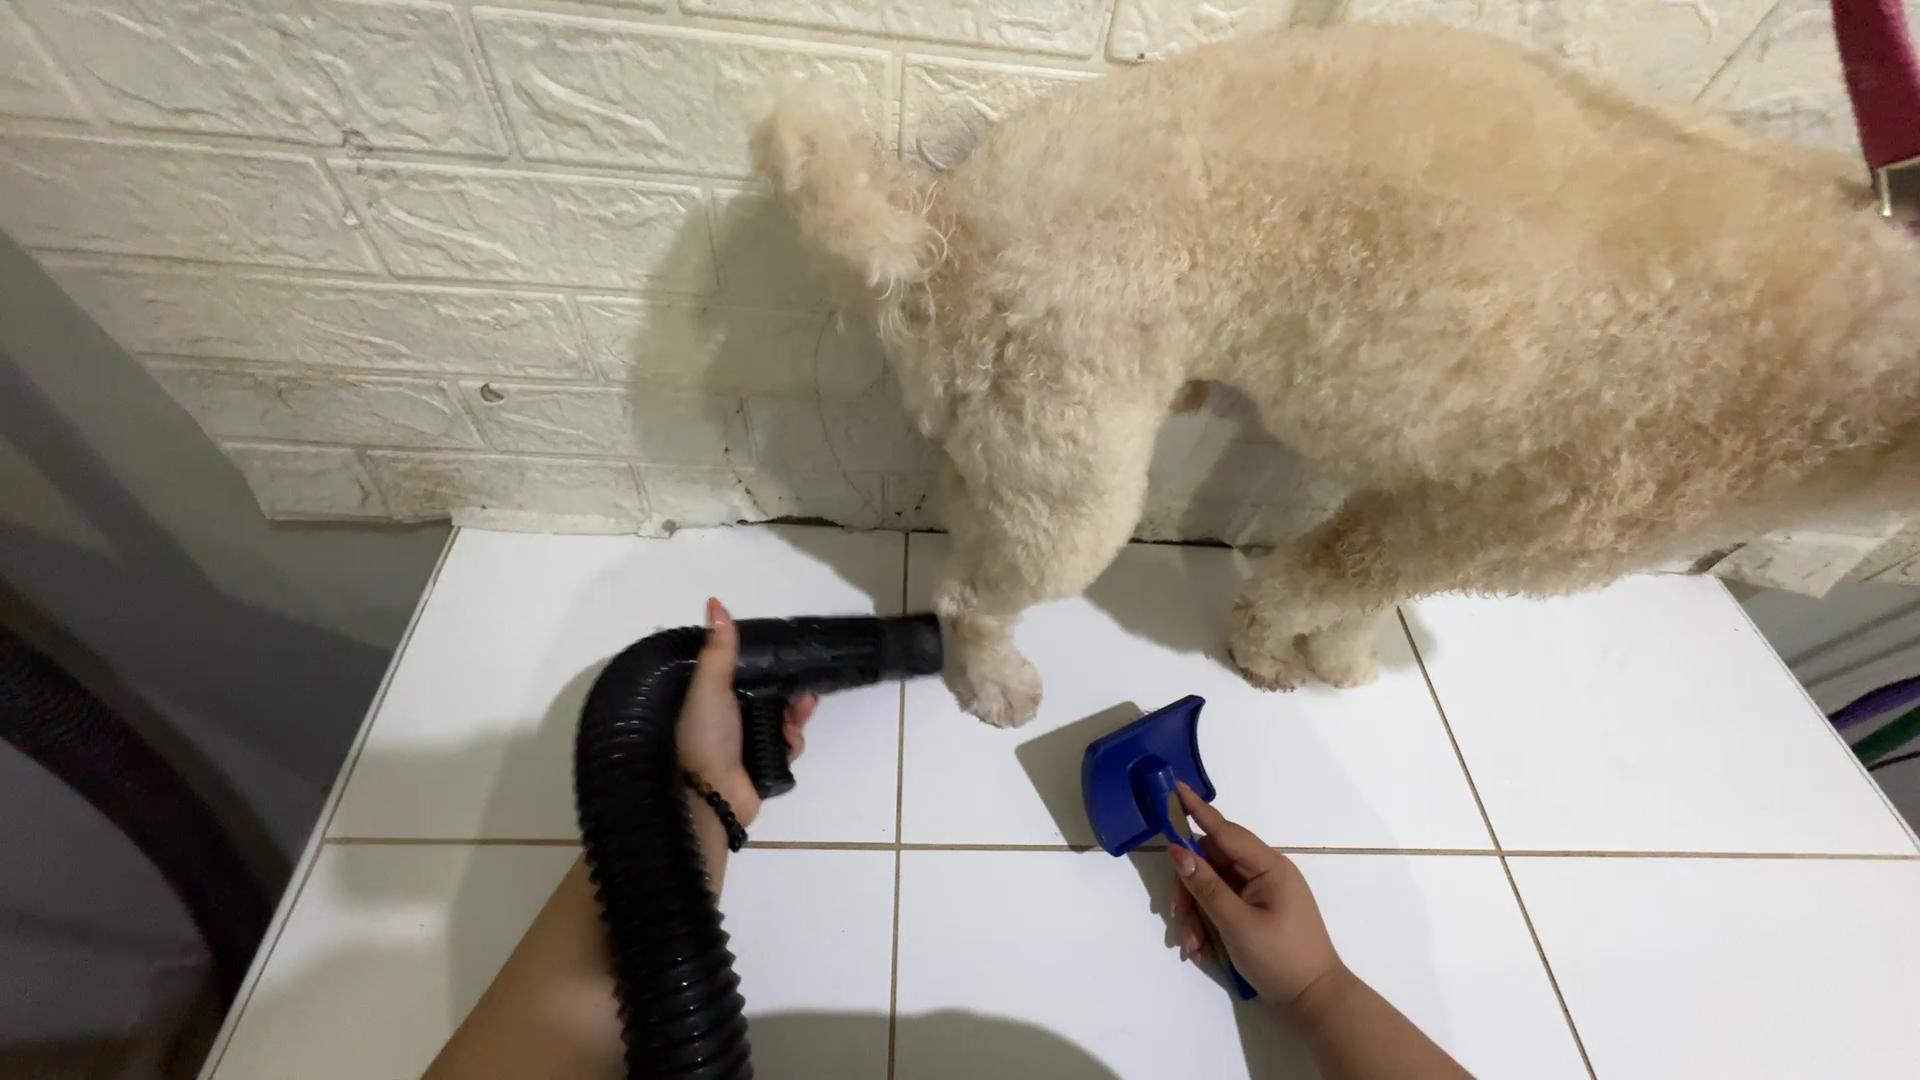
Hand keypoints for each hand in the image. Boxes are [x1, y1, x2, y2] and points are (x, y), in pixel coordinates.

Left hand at [676, 599, 817, 826]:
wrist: (711, 795)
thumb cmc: (704, 737)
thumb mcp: (709, 686)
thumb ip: (718, 648)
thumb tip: (715, 602)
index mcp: (710, 699)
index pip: (741, 673)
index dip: (764, 664)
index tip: (784, 655)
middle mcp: (728, 719)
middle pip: (768, 695)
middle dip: (789, 689)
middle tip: (804, 686)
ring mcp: (746, 743)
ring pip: (782, 717)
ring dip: (796, 712)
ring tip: (804, 708)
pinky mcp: (763, 764)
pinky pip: (788, 744)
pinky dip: (794, 739)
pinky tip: (793, 737)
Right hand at [1168, 783, 1343, 1006]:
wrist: (1317, 1005)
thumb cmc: (1281, 960)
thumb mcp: (1236, 923)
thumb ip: (1204, 885)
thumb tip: (1176, 851)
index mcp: (1267, 866)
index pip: (1224, 830)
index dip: (1196, 809)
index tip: (1174, 788)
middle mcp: (1264, 872)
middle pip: (1211, 863)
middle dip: (1190, 890)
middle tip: (1178, 919)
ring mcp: (1261, 891)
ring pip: (1212, 886)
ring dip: (1196, 913)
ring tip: (1192, 946)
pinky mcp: (1257, 910)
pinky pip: (1222, 903)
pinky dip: (1208, 922)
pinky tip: (1202, 948)